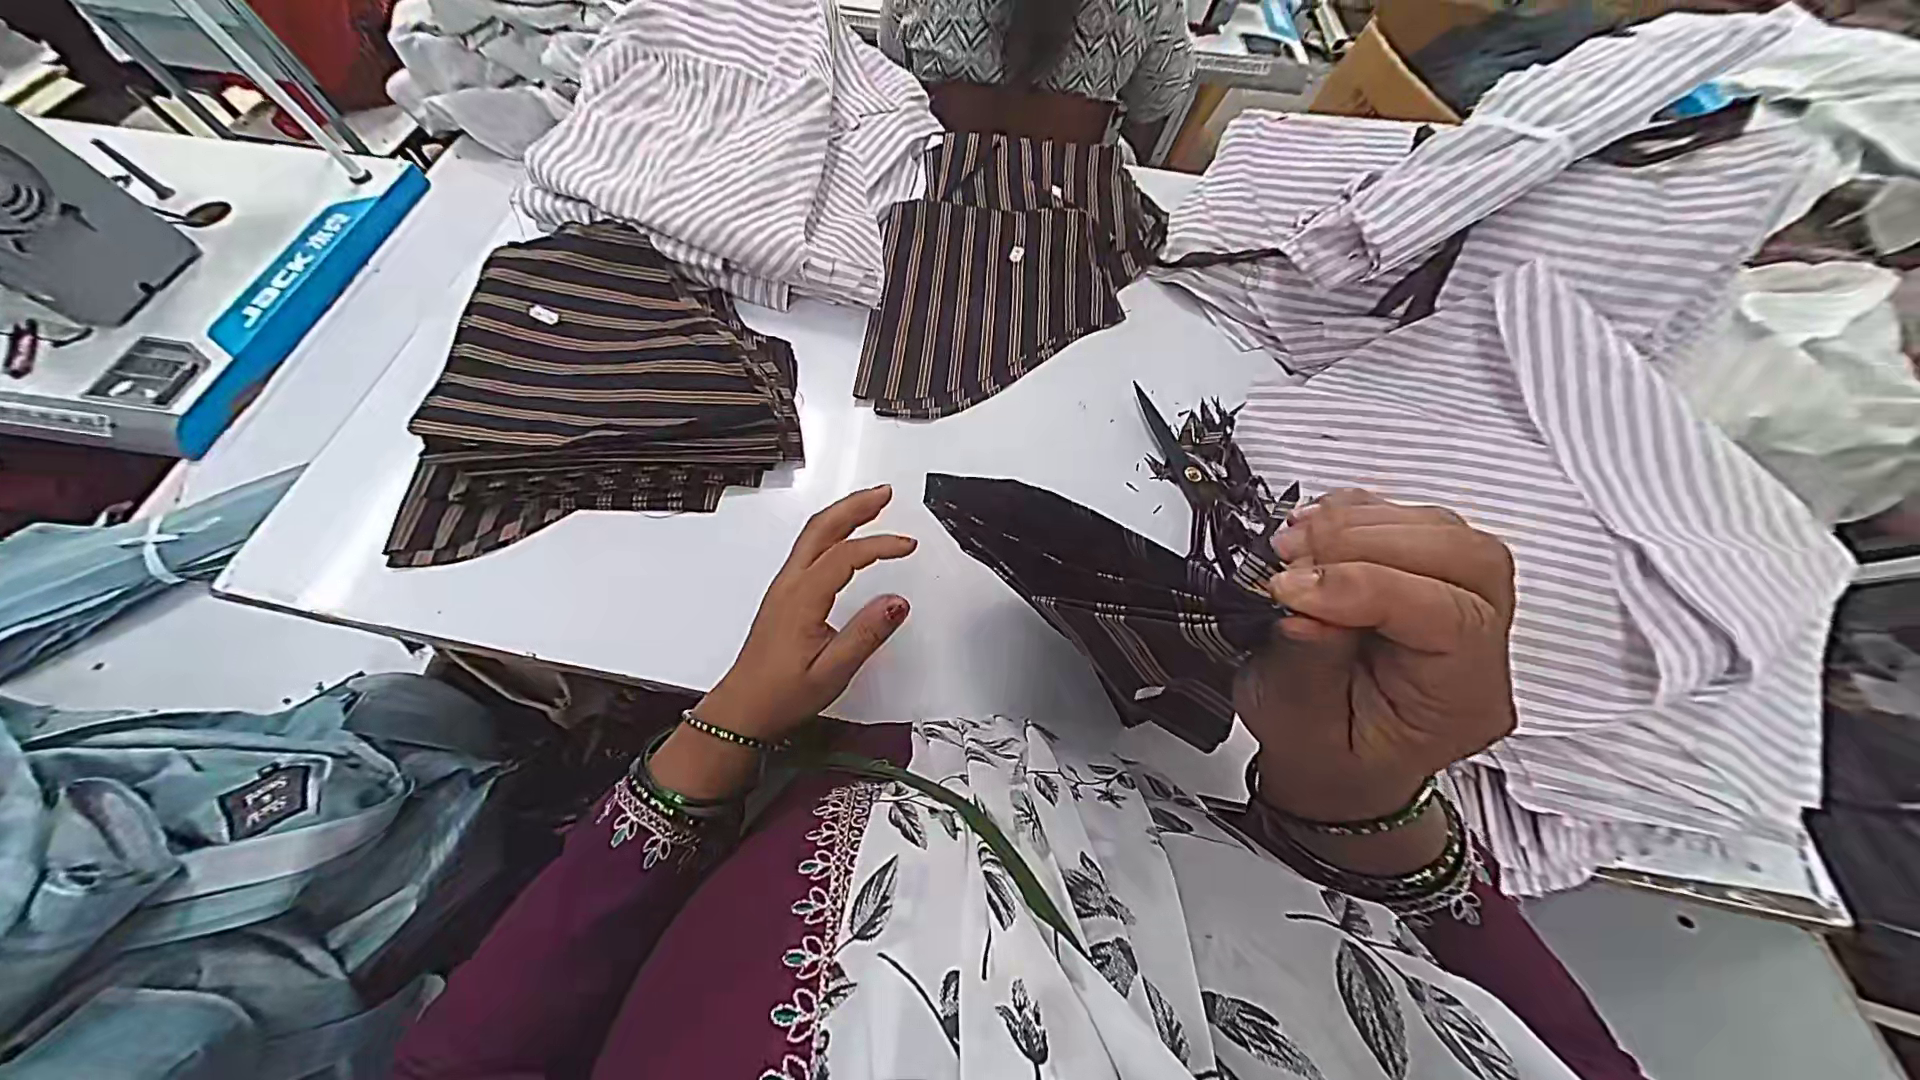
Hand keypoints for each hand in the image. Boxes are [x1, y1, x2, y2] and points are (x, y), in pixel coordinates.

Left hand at [693, 484, 916, 742]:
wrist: (743, 709)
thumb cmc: (781, 694)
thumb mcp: (832, 672)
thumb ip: (867, 635)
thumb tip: (897, 603)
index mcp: (801, 598)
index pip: (845, 555)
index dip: (879, 545)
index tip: (906, 545)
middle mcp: (789, 584)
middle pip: (822, 528)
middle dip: (855, 505)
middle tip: (884, 493)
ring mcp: (784, 586)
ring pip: (813, 534)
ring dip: (843, 513)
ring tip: (871, 503)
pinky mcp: (785, 594)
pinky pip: (810, 548)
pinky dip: (833, 530)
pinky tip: (846, 535)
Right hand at [1235, 489, 1516, 825]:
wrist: (1330, 755)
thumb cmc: (1323, 753)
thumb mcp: (1297, 724)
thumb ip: (1305, 662)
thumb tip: (1298, 601)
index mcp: (1461, 700)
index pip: (1451, 620)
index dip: (1365, 589)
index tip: (1288, 590)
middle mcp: (1475, 646)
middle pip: (1466, 559)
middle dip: (1370, 542)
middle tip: (1294, 556)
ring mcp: (1452, 602)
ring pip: (1441, 529)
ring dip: (1358, 523)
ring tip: (1293, 545)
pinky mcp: (1415, 574)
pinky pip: (1405, 518)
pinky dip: (1353, 512)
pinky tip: (1310, 529)